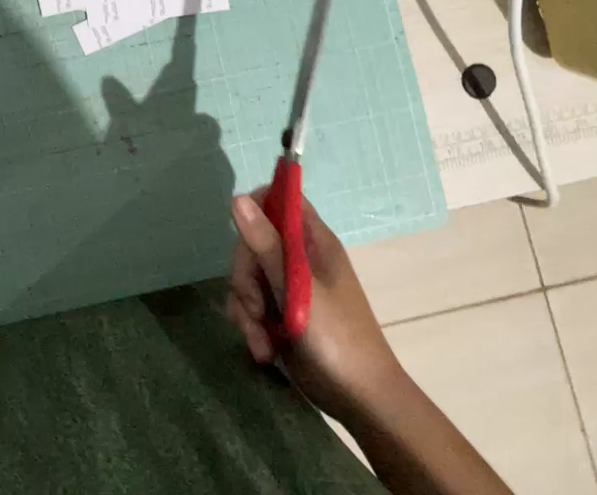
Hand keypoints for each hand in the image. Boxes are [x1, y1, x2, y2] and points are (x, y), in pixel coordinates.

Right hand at [226, 190, 405, 418]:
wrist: (358, 398)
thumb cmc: (338, 337)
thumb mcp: (298, 288)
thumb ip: (267, 244)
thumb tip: (238, 198)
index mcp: (313, 242)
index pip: (280, 198)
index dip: (257, 207)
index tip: (246, 233)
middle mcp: (299, 257)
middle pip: (252, 240)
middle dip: (244, 275)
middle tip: (255, 305)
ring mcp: (288, 285)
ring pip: (246, 275)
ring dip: (245, 308)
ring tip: (261, 338)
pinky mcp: (278, 312)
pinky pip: (248, 304)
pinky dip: (251, 326)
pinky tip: (263, 348)